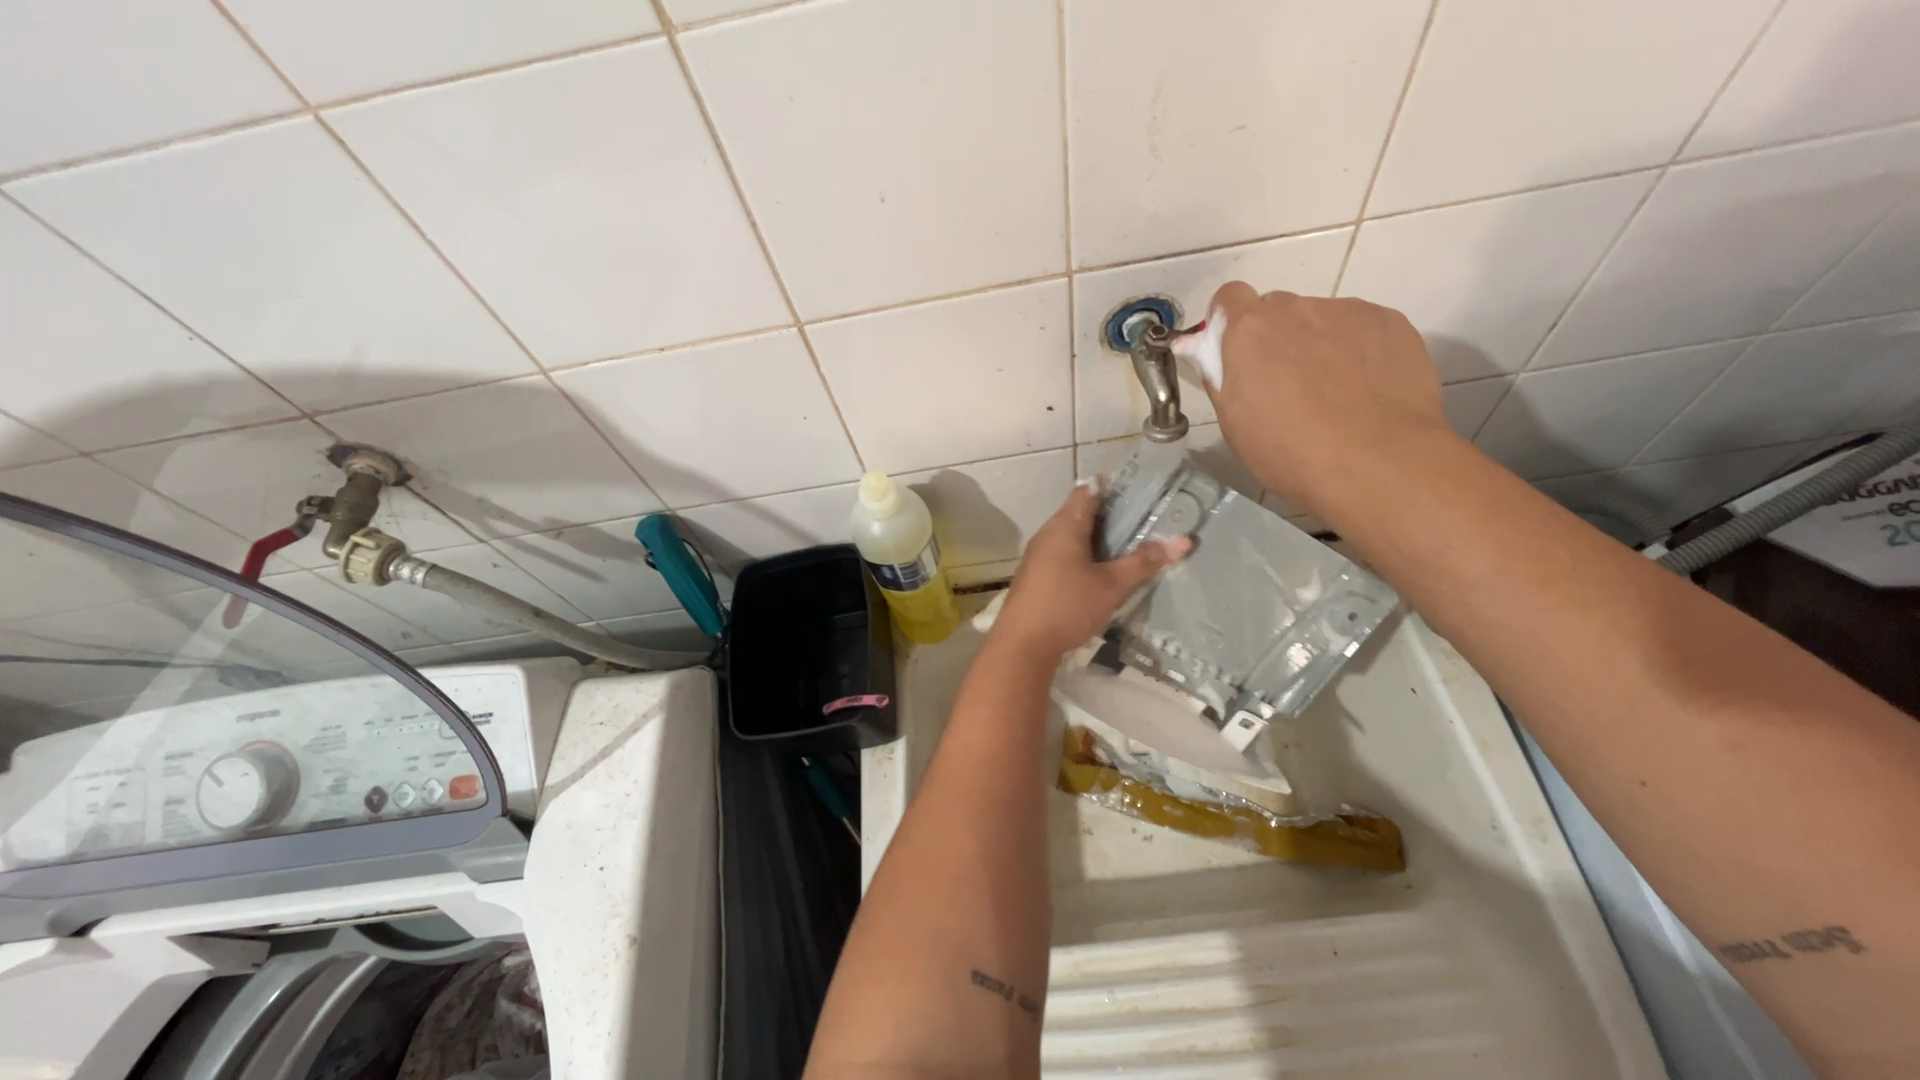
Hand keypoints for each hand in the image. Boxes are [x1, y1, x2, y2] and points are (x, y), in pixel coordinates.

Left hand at [991, 484, 1190, 657]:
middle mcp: (1048, 534)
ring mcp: (1038, 556)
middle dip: (1111, 517)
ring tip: (1129, 549)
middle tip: (1145, 524)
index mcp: (1065, 525)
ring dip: (1098, 540)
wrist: (1022, 645)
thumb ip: (1145, 561)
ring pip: (1072, 537)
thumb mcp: (1112, 585)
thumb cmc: (1067, 606)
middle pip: (1080, 513)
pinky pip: (1064, 556)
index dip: (1113, 487)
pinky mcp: (1036, 577)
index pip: (1088, 491)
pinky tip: (1101, 575)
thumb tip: (1184, 540)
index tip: (1140, 494)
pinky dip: (1084, 558)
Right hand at [1180, 282, 1456, 515]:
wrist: (1380, 463)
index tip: (1238, 351)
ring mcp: (1346, 311)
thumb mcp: (1235, 423)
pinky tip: (1368, 389)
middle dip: (1278, 337)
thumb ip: (1221, 376)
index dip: (1231, 320)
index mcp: (1248, 332)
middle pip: (1278, 310)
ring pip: (1323, 320)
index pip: (1229, 297)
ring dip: (1321, 344)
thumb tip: (1212, 352)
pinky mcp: (1389, 322)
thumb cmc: (1292, 452)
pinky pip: (1363, 328)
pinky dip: (1360, 349)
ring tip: (1338, 392)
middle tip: (1289, 384)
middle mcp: (1295, 309)